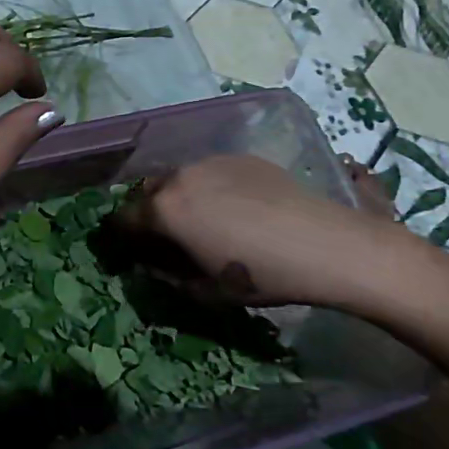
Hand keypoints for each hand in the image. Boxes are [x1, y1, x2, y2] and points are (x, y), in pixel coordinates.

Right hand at [118, 154, 414, 308]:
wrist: (323, 244)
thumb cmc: (260, 275)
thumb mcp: (206, 291)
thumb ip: (170, 277)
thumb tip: (153, 266)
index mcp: (164, 210)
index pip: (124, 218)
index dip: (124, 236)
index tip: (135, 249)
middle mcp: (180, 177)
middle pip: (148, 190)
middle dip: (151, 211)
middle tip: (170, 235)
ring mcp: (211, 162)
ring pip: (180, 176)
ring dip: (180, 195)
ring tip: (204, 218)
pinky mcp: (241, 157)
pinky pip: (211, 170)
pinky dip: (211, 186)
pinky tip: (237, 207)